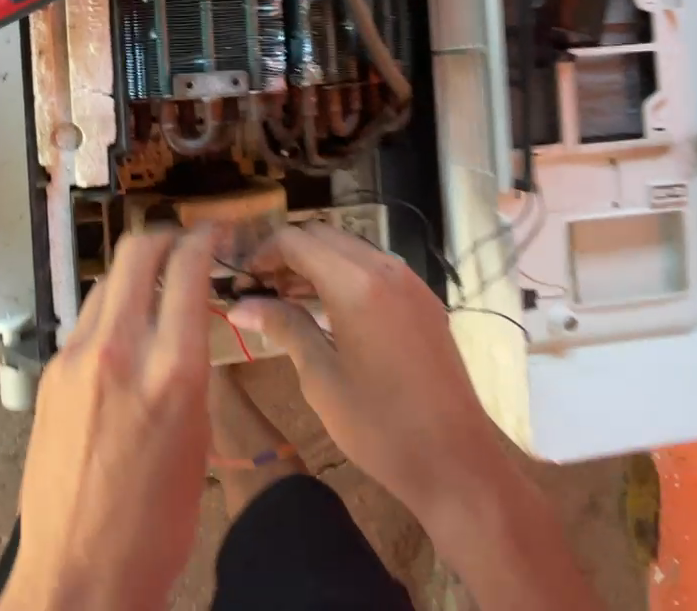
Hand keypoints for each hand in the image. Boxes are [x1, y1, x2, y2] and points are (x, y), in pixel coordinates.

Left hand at [0, 228, 214, 610]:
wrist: (78, 573)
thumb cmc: (158, 523)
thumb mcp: (198, 440)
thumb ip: (190, 373)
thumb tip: (184, 332)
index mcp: (173, 370)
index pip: (188, 270)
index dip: (205, 239)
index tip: (214, 232)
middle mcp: (120, 349)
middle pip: (137, 253)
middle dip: (164, 236)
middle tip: (182, 242)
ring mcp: (76, 359)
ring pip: (107, 284)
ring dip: (134, 276)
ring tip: (152, 289)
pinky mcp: (51, 376)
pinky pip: (86, 323)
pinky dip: (110, 314)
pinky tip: (121, 336)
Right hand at [228, 223, 597, 610]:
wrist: (455, 461)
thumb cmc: (378, 425)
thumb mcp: (320, 377)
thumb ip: (284, 327)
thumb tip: (241, 306)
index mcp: (356, 283)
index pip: (297, 240)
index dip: (264, 253)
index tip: (244, 280)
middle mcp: (385, 269)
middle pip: (324, 236)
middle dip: (289, 254)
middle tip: (263, 290)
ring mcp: (411, 283)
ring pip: (351, 249)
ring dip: (318, 264)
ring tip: (289, 300)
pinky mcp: (425, 301)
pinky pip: (376, 269)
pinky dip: (346, 276)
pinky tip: (330, 312)